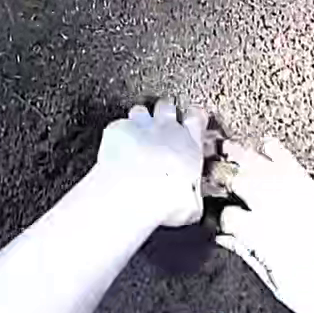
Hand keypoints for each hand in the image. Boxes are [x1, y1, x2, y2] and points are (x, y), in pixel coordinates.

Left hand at [91, 99, 205, 228]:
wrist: (134, 193)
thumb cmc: (165, 200)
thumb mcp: (190, 205)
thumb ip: (192, 197)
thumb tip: (191, 204)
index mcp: (190, 143)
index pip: (197, 118)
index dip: (194, 117)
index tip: (192, 121)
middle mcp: (167, 129)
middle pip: (167, 107)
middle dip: (164, 112)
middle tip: (162, 125)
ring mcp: (141, 126)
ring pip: (141, 110)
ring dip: (140, 119)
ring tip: (138, 133)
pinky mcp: (118, 129)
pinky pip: (118, 124)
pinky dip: (118, 134)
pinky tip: (117, 147)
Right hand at [216, 137, 313, 312]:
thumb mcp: (271, 279)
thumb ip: (244, 250)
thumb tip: (223, 235)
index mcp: (260, 233)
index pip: (226, 214)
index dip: (216, 216)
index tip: (212, 216)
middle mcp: (274, 207)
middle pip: (236, 179)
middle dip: (218, 174)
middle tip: (207, 171)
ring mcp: (292, 193)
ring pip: (258, 163)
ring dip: (239, 154)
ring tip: (225, 148)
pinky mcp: (310, 188)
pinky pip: (288, 160)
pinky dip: (274, 150)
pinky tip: (265, 145)